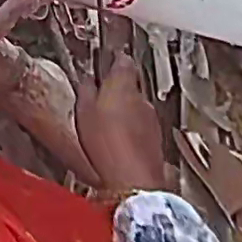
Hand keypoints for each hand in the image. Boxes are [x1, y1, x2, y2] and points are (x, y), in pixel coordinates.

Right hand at [74, 49, 165, 193]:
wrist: (133, 183)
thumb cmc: (105, 142)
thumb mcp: (83, 110)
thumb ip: (86, 89)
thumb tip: (88, 80)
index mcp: (123, 85)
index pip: (124, 60)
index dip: (114, 59)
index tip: (106, 60)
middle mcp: (142, 99)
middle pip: (130, 85)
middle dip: (117, 89)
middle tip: (99, 96)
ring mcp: (152, 121)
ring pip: (137, 106)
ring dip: (125, 110)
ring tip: (107, 123)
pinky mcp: (157, 143)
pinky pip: (142, 127)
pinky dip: (132, 129)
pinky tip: (119, 141)